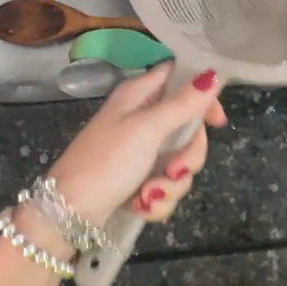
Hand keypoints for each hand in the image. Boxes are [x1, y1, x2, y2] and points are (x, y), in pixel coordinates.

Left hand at [45, 64, 226, 229]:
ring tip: (148, 196)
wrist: (69, 213)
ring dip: (170, 185)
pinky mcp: (139, 179)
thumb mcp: (147, 129)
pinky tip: (140, 207)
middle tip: (172, 171)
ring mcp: (140, 151)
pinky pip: (166, 185)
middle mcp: (142, 118)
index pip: (181, 78)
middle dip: (186, 158)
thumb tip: (214, 73)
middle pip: (189, 129)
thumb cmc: (106, 161)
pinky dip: (157, 200)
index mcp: (139, 95)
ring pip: (180, 162)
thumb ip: (183, 103)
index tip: (216, 122)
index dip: (203, 95)